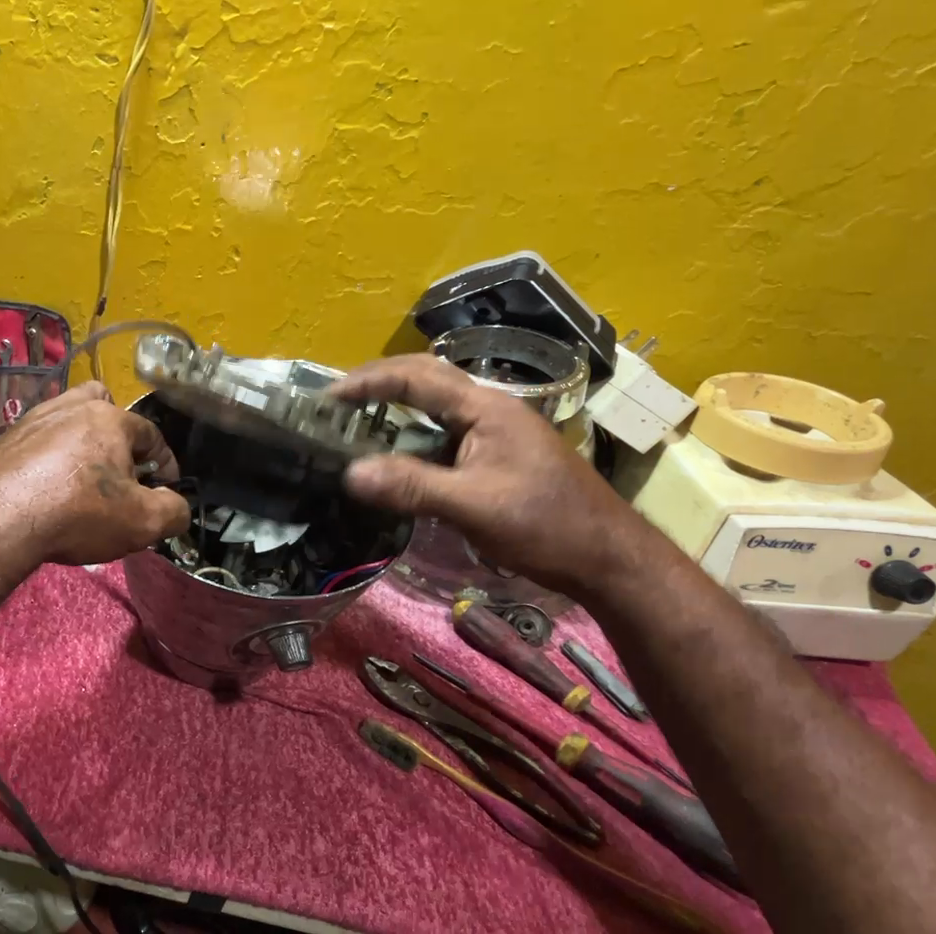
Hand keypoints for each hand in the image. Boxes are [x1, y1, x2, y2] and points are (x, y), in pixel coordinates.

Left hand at [0, 382, 191, 569]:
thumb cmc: (78, 513)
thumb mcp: (142, 523)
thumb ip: (172, 511)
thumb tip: (175, 505)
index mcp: (111, 420)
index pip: (151, 434)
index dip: (165, 463)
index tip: (166, 488)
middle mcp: (71, 407)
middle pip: (103, 406)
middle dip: (117, 434)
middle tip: (118, 470)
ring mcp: (33, 420)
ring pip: (66, 418)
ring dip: (80, 441)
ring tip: (81, 476)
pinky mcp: (5, 439)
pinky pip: (37, 440)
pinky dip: (48, 457)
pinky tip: (45, 485)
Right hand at [328, 354, 676, 599]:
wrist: (609, 558)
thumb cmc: (546, 526)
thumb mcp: (474, 507)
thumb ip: (412, 487)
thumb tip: (350, 473)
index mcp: (486, 407)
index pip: (415, 377)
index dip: (368, 382)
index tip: (326, 398)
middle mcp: (490, 408)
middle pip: (425, 378)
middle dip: (378, 383)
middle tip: (336, 402)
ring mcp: (496, 430)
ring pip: (435, 404)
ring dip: (394, 406)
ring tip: (355, 422)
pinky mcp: (496, 453)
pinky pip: (443, 430)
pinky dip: (411, 433)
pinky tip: (395, 455)